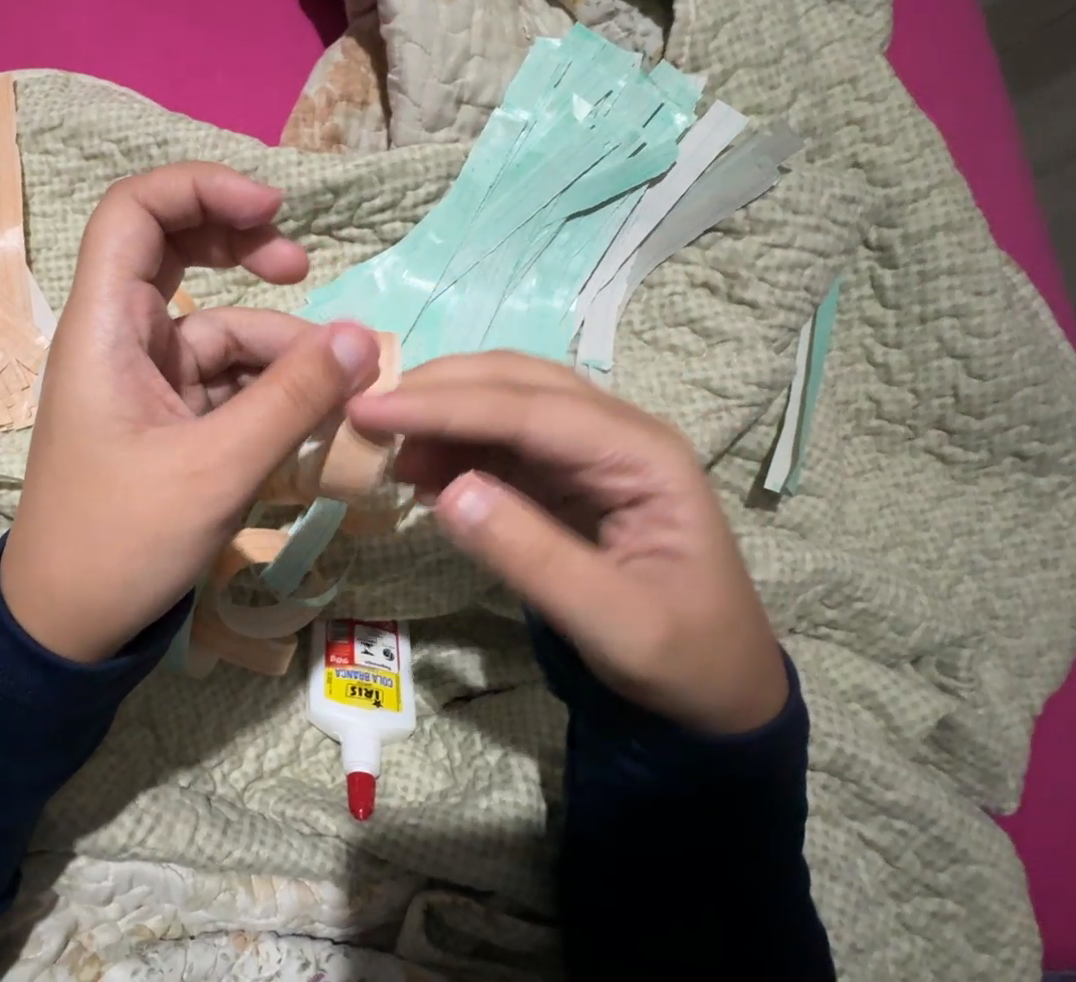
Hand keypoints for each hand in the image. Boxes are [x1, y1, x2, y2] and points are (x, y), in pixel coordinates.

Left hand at [0, 163, 382, 662]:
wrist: (71, 624)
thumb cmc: (122, 542)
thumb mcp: (217, 469)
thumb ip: (293, 399)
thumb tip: (362, 337)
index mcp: (105, 328)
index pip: (135, 213)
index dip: (202, 189)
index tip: (274, 211)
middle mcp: (121, 340)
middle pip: (175, 253)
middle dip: (244, 250)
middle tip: (301, 270)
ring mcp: (144, 380)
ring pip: (218, 331)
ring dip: (278, 350)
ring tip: (338, 391)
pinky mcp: (166, 420)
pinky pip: (225, 383)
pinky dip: (269, 392)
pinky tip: (312, 419)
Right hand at [346, 352, 787, 733]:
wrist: (715, 692)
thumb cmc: (681, 659)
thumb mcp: (615, 625)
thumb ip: (533, 557)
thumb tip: (447, 491)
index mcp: (642, 456)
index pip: (531, 408)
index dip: (445, 405)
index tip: (369, 410)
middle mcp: (614, 435)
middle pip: (515, 382)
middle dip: (435, 391)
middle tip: (360, 413)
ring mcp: (585, 453)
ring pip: (500, 402)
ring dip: (437, 414)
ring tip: (379, 448)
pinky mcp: (559, 477)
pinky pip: (494, 442)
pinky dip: (447, 446)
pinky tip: (414, 471)